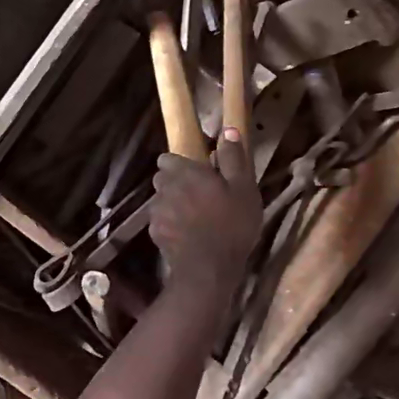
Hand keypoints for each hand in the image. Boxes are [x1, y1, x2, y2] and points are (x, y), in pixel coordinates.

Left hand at [150, 127, 260, 292]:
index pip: (167, 158)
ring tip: (194, 218)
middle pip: (162, 178)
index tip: (197, 173)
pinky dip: (170, 225)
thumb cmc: (231, 224)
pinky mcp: (154, 233)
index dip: (180, 164)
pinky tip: (186, 235)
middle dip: (175, 183)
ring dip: (172, 204)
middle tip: (199, 196)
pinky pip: (160, 221)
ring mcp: (157, 212)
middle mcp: (165, 188)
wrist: (208, 268)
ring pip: (160, 200)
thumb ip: (233, 158)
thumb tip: (228, 130)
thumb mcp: (243, 189)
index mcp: (185, 173)